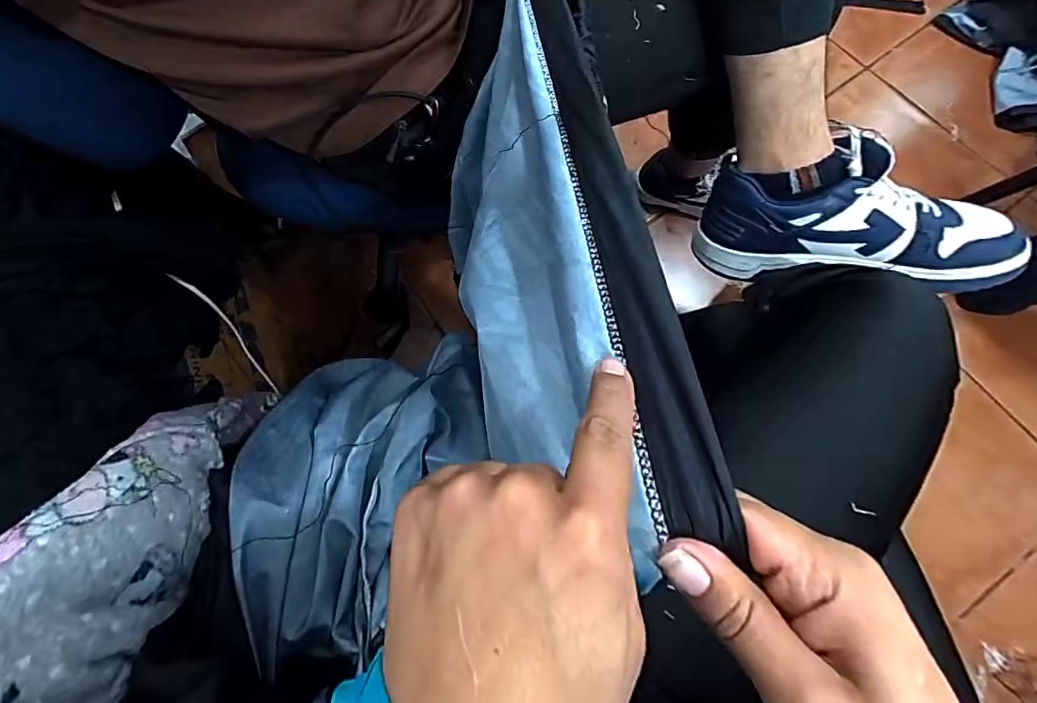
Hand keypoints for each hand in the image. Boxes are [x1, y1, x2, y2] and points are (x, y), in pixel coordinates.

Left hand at [384, 357, 644, 702]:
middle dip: (540, 512)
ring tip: (484, 576)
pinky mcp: (418, 505)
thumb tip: (590, 508)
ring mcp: (464, 496)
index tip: (610, 366)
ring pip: (493, 485)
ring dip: (495, 514)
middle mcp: (522, 498)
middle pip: (539, 479)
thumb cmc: (559, 690)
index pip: (604, 439)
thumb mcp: (618, 622)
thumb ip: (607, 547)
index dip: (611, 398)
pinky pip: (452, 490)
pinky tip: (453, 564)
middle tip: (529, 569)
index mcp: (584, 528)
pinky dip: (457, 517)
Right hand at [657, 496, 957, 702]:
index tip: (644, 540)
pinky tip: (720, 615)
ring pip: (750, 560)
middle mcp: (835, 562)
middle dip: (701, 554)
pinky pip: (769, 583)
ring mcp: (835, 585)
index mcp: (836, 567)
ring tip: (683, 600)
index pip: (740, 513)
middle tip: (655, 579)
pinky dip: (738, 597)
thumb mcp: (805, 694)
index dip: (690, 525)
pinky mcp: (831, 609)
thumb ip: (739, 616)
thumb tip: (677, 550)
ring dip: (718, 580)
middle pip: (742, 532)